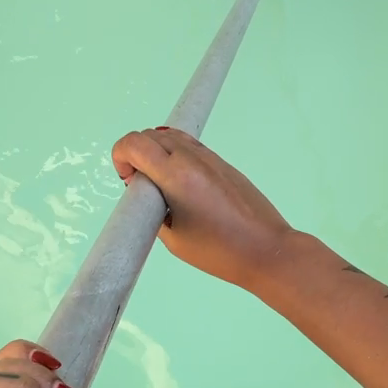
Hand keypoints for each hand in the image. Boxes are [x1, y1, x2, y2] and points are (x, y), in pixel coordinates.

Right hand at [112, 126, 296, 288]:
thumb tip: (149, 199)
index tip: (128, 181)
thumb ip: (154, 213)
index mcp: (176, 175)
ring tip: (162, 186)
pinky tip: (183, 186)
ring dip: (157, 152)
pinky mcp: (225, 164)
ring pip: (172, 136)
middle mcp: (193, 158)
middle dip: (137, 154)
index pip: (134, 143)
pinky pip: (191, 147)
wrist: (267, 250)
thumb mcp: (175, 239)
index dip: (120, 157)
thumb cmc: (220, 252)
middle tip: (142, 187)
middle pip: (151, 135)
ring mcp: (212, 158)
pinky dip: (177, 156)